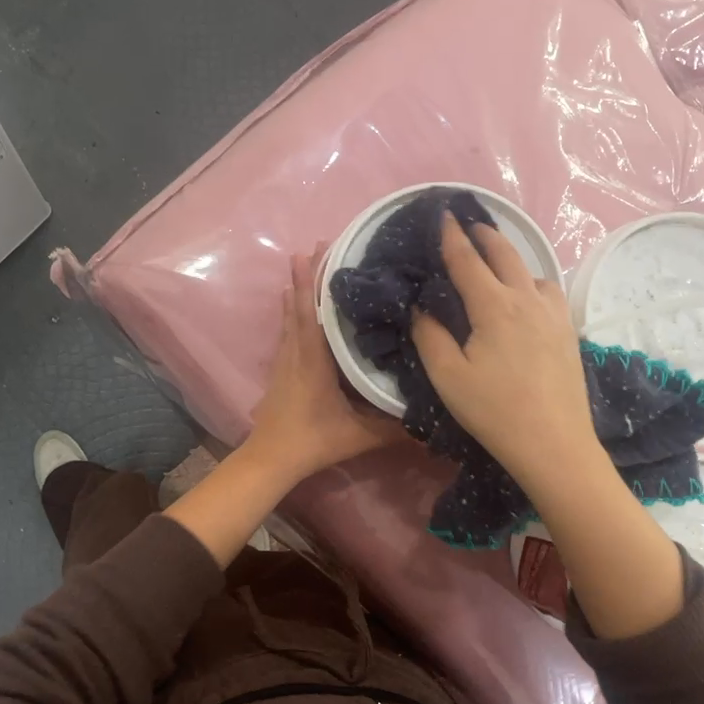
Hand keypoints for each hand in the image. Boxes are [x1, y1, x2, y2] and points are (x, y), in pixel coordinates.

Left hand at [243, 248, 404, 484]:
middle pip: (298, 304)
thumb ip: (394, 426)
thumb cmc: (313, 441)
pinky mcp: (280, 370)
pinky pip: (288, 331)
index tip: (317, 250)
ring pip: (290, 316)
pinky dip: (294, 311)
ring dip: (299, 289)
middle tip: (322, 244)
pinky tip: (296, 305)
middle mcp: (295, 352)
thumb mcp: (359, 435)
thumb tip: (433, 415)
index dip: (311, 280)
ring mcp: (284, 360)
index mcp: (313, 359)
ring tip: (310, 263)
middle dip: (309, 274)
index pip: (310, 311)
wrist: (271, 459)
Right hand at [414, 214, 682, 638]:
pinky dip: (531, 281)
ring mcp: (553, 314)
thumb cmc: (494, 410)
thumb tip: (421, 307)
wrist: (554, 444)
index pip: (467, 260)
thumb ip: (430, 336)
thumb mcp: (447, 377)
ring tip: (495, 262)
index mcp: (494, 306)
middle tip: (469, 225)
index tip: (442, 215)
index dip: (451, 237)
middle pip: (505, 254)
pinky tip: (525, 298)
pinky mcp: (567, 332)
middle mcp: (527, 299)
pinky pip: (549, 291)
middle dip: (485, 235)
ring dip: (510, 258)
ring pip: (532, 271)